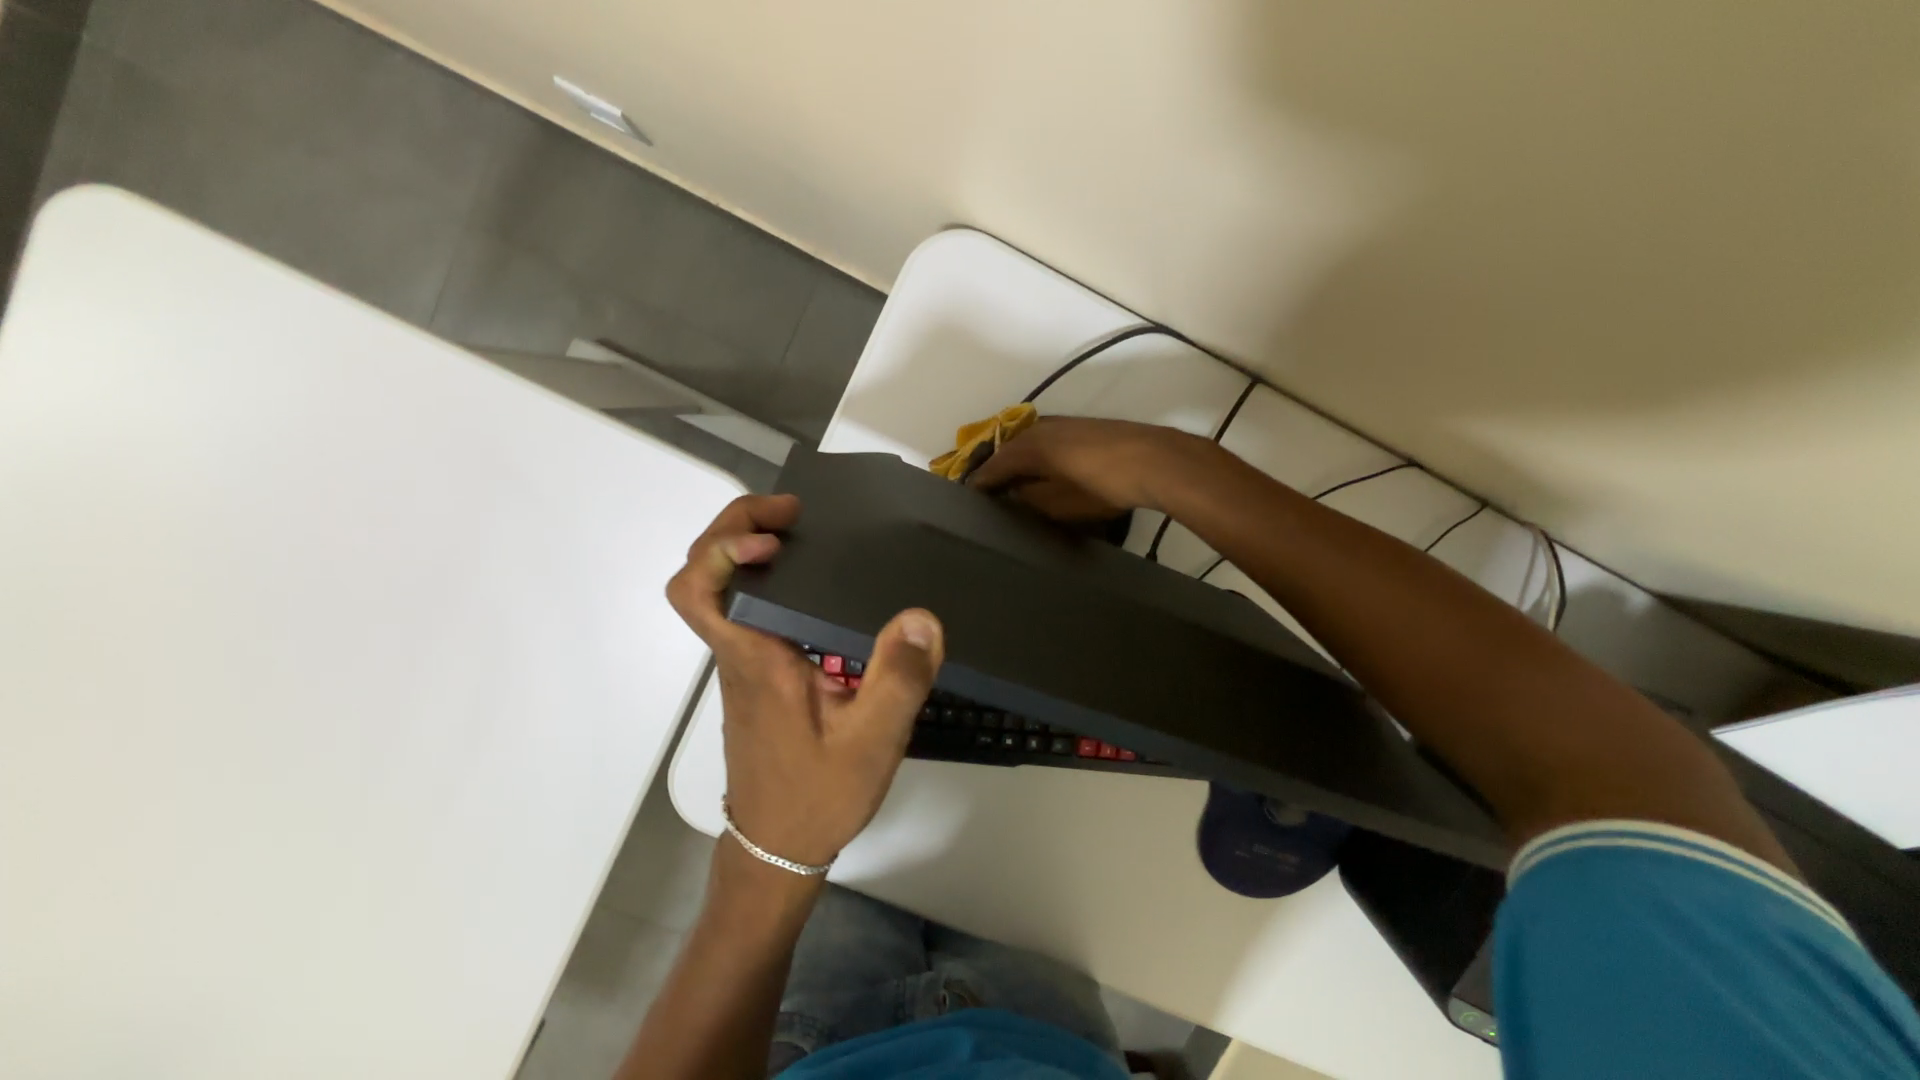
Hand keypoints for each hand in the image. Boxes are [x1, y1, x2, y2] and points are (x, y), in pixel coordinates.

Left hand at [666, 495, 944, 867]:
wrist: (779, 847)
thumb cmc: (817, 795)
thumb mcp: (872, 740)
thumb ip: (898, 678)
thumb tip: (921, 616)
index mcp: (754, 658)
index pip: (697, 590)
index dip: (721, 547)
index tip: (777, 538)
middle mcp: (740, 653)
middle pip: (705, 575)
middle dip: (739, 528)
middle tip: (797, 514)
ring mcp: (746, 666)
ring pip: (726, 592)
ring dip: (754, 552)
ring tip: (810, 536)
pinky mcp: (759, 679)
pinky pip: (751, 612)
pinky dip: (773, 583)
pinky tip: (822, 590)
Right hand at [965, 417, 1205, 521]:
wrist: (1154, 461)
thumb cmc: (1102, 486)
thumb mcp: (1058, 505)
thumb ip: (1028, 499)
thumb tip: (1011, 494)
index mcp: (1027, 447)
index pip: (991, 467)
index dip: (978, 485)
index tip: (966, 501)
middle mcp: (1038, 428)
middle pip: (1005, 449)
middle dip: (992, 468)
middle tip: (981, 490)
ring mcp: (1061, 424)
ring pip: (1025, 443)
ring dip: (1014, 460)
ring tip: (1008, 483)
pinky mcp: (1080, 427)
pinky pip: (1044, 441)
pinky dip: (1034, 455)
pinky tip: (1040, 470)